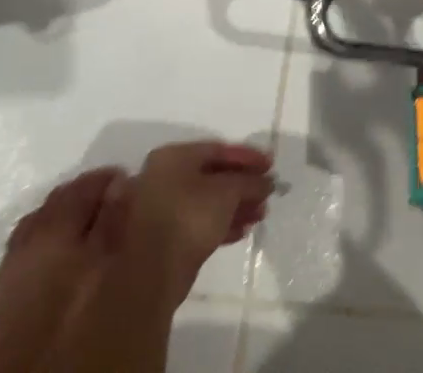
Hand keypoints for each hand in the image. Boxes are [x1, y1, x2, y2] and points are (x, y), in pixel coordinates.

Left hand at [110, 141, 274, 303]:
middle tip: (267, 193)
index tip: (271, 166)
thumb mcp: (227, 192)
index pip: (217, 150)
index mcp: (174, 157)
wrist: (151, 271)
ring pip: (207, 201)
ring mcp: (162, 208)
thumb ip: (250, 182)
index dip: (247, 156)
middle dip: (243, 185)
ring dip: (236, 206)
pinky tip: (242, 232)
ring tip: (260, 215)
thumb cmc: (189, 216)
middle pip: (212, 175)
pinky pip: (199, 222)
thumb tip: (267, 181)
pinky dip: (221, 223)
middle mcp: (164, 177)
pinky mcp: (165, 236)